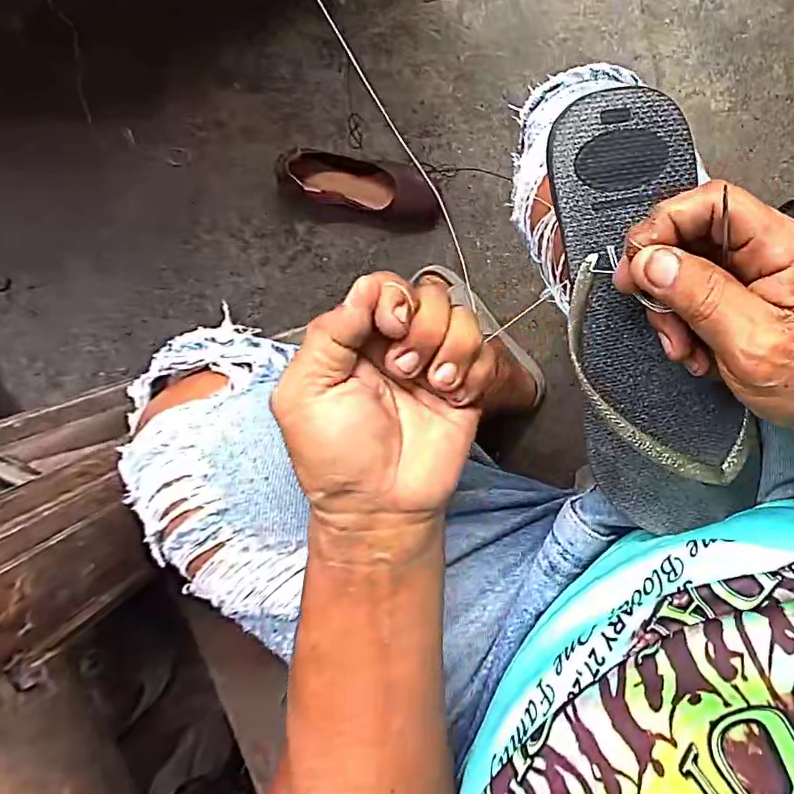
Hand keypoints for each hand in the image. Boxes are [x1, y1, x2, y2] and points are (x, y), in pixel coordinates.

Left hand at [270, 272, 498, 528]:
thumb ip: (329, 334)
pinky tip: (454, 398)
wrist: (384, 506)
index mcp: (357, 338)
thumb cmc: (337, 458)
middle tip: (404, 369)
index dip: (395, 298)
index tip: (389, 330)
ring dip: (452, 350)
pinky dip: (474, 373)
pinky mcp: (469, 382)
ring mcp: (437, 361)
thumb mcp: (305, 394)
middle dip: (424, 328)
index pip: (385, 286)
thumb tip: (364, 289)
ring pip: (465, 318)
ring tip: (433, 385)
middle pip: (432, 294)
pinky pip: (488, 352)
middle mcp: (400, 342)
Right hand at [614, 181, 793, 446]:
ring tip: (682, 344)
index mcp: (786, 247)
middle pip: (696, 231)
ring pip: (689, 263)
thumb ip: (700, 296)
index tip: (638, 256)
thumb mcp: (751, 343)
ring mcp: (759, 268)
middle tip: (646, 302)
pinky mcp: (747, 290)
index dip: (668, 220)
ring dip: (673, 306)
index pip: (716, 201)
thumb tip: (652, 260)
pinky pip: (698, 289)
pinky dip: (685, 319)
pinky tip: (695, 348)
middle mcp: (773, 247)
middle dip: (664, 273)